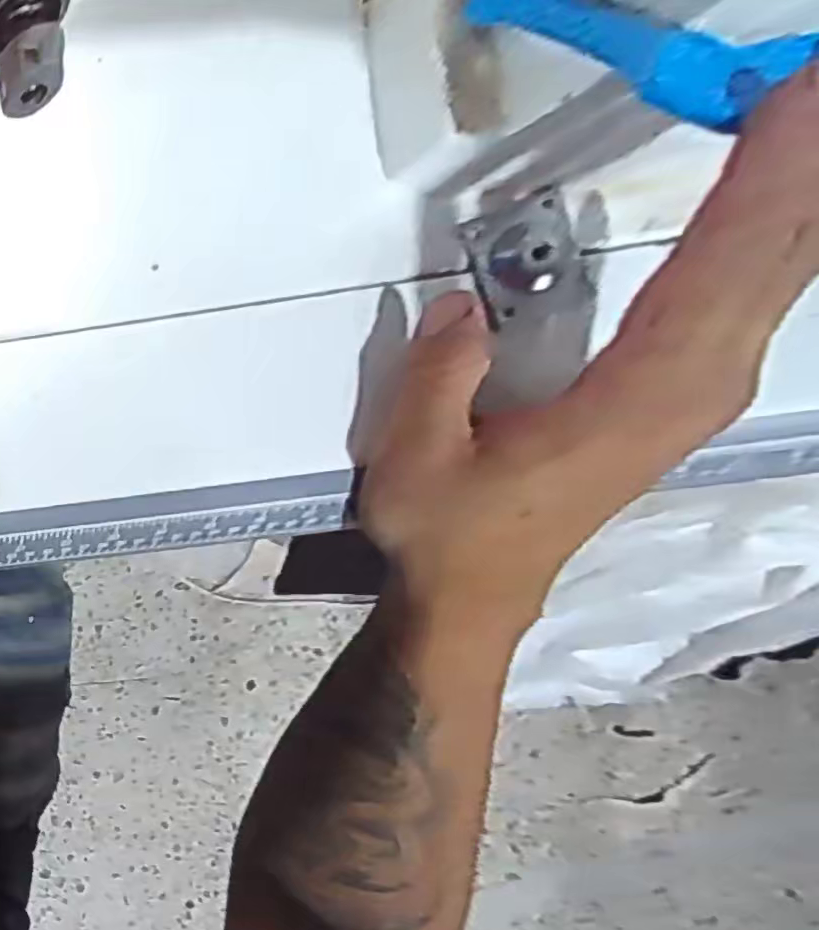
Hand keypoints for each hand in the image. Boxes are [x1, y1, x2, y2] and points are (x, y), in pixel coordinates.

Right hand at [366, 66, 818, 623]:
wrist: (472, 588)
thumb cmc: (444, 527)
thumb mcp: (413, 454)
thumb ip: (436, 375)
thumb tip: (459, 307)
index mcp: (636, 395)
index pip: (722, 266)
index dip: (765, 175)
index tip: (793, 90)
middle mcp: (694, 387)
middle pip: (777, 258)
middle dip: (805, 166)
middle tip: (813, 80)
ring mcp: (693, 395)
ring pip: (773, 278)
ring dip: (792, 200)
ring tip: (799, 128)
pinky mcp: (673, 402)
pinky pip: (741, 305)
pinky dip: (761, 246)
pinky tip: (762, 218)